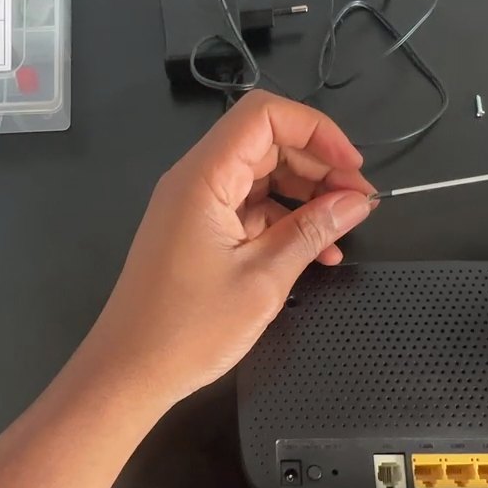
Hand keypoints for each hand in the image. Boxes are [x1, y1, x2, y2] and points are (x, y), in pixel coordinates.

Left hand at [77, 91, 375, 406]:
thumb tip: (354, 203)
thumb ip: (312, 232)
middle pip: (266, 144)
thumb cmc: (184, 331)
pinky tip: (314, 252)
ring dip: (305, 198)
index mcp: (202, 178)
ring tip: (341, 231)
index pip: (265, 116)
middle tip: (358, 203)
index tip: (352, 167)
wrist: (129, 372)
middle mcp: (194, 181)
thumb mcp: (263, 280)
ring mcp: (194, 207)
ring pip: (261, 178)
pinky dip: (283, 223)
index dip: (317, 130)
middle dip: (318, 167)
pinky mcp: (196, 232)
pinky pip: (248, 210)